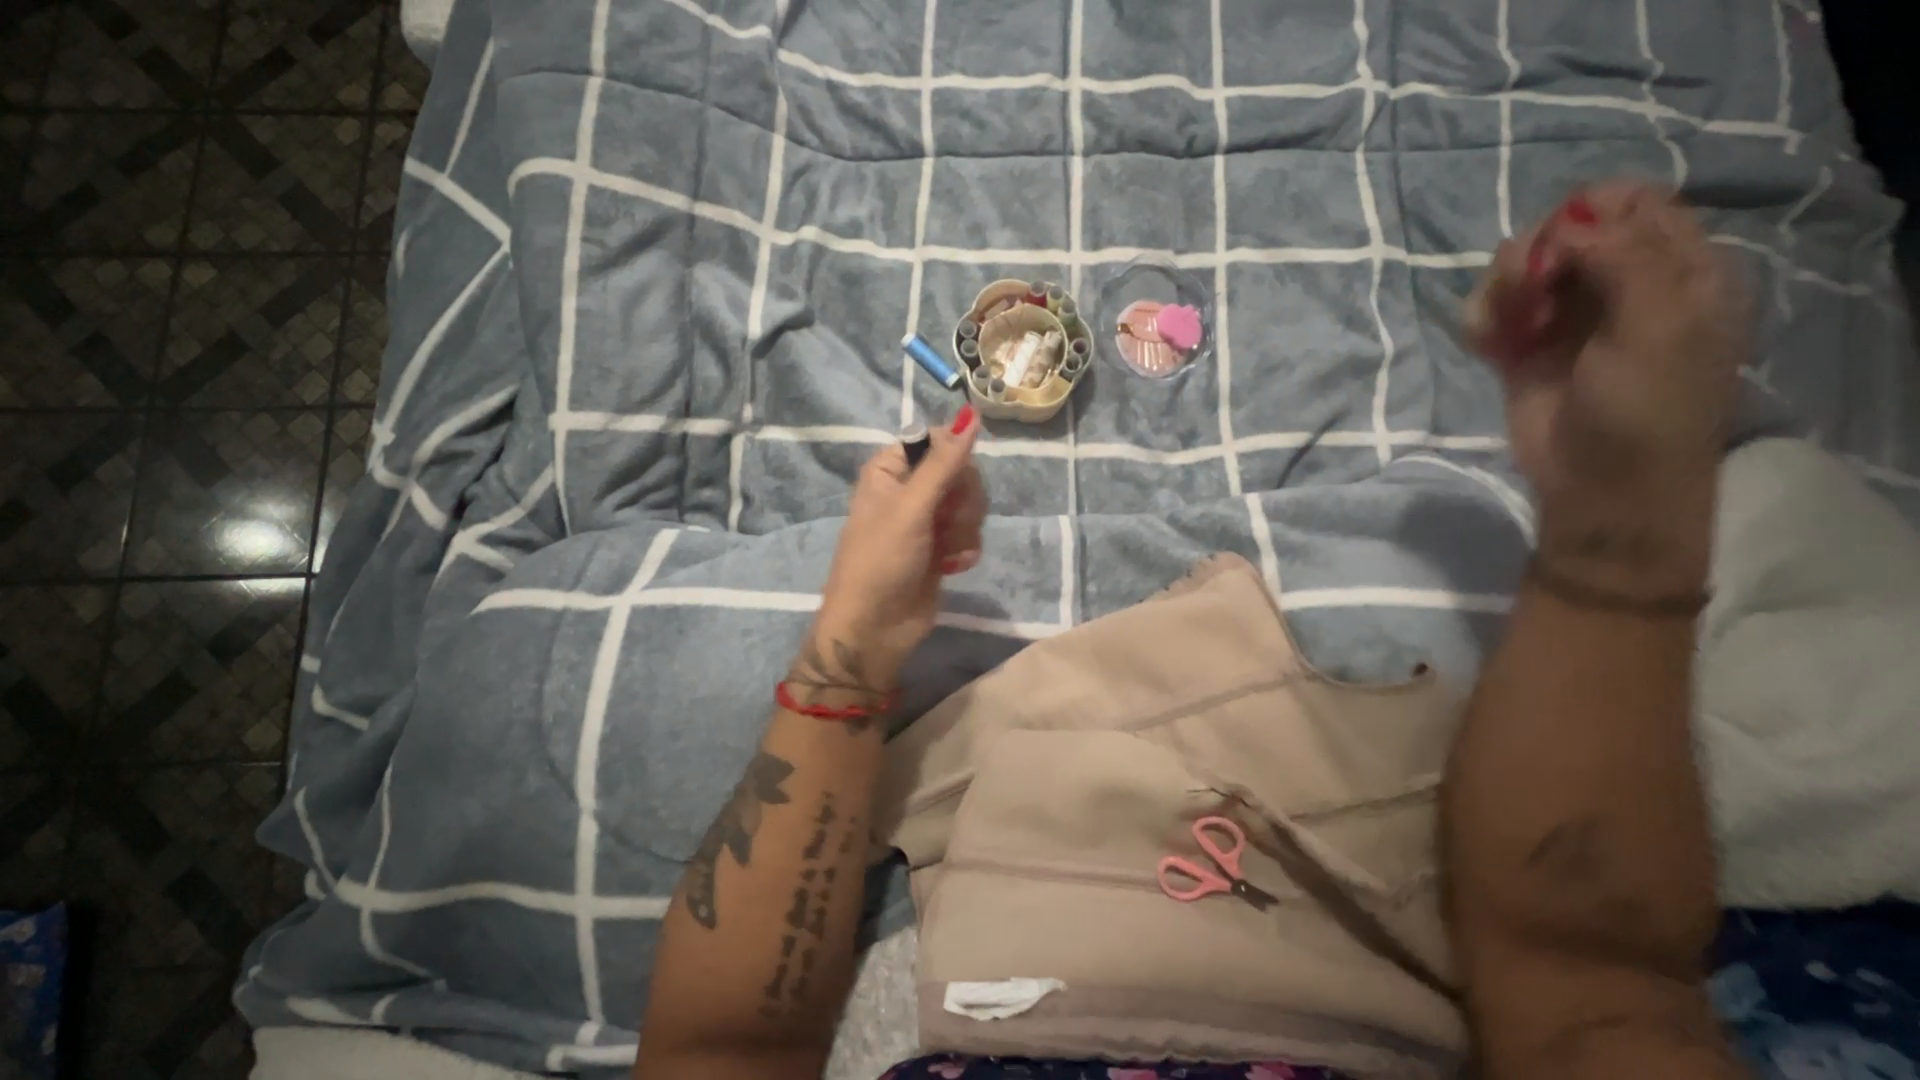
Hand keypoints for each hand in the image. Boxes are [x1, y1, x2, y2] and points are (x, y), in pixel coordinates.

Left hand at [795, 407, 985, 696]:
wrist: (875, 629)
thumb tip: (972, 412)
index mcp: (890, 470)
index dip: (954, 460)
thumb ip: (945, 462)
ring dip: (966, 529)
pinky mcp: (941, 547)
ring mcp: (927, 520)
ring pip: (970, 504)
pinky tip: (952, 567)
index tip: (953, 483)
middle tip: (948, 523)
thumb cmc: (881, 562)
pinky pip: (970, 533)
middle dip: (964, 501)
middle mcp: (909, 489)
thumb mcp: (912, 507)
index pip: (938, 441)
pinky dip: (965, 549)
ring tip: (947, 552)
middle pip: (961, 472)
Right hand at [1464, 182, 1748, 588]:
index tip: (1562, 249)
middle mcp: (1621, 284)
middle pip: (1566, 229)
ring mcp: (1568, 316)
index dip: (1589, 214)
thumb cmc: (1647, 411)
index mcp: (1678, 271)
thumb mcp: (1659, 328)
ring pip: (1520, 267)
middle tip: (1528, 294)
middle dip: (1535, 254)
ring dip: (1501, 289)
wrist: (1600, 488)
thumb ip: (1626, 260)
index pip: (1634, 204)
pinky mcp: (1522, 347)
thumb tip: (1570, 222)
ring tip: (1503, 329)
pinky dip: (1481, 319)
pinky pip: (1491, 309)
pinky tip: (1486, 345)